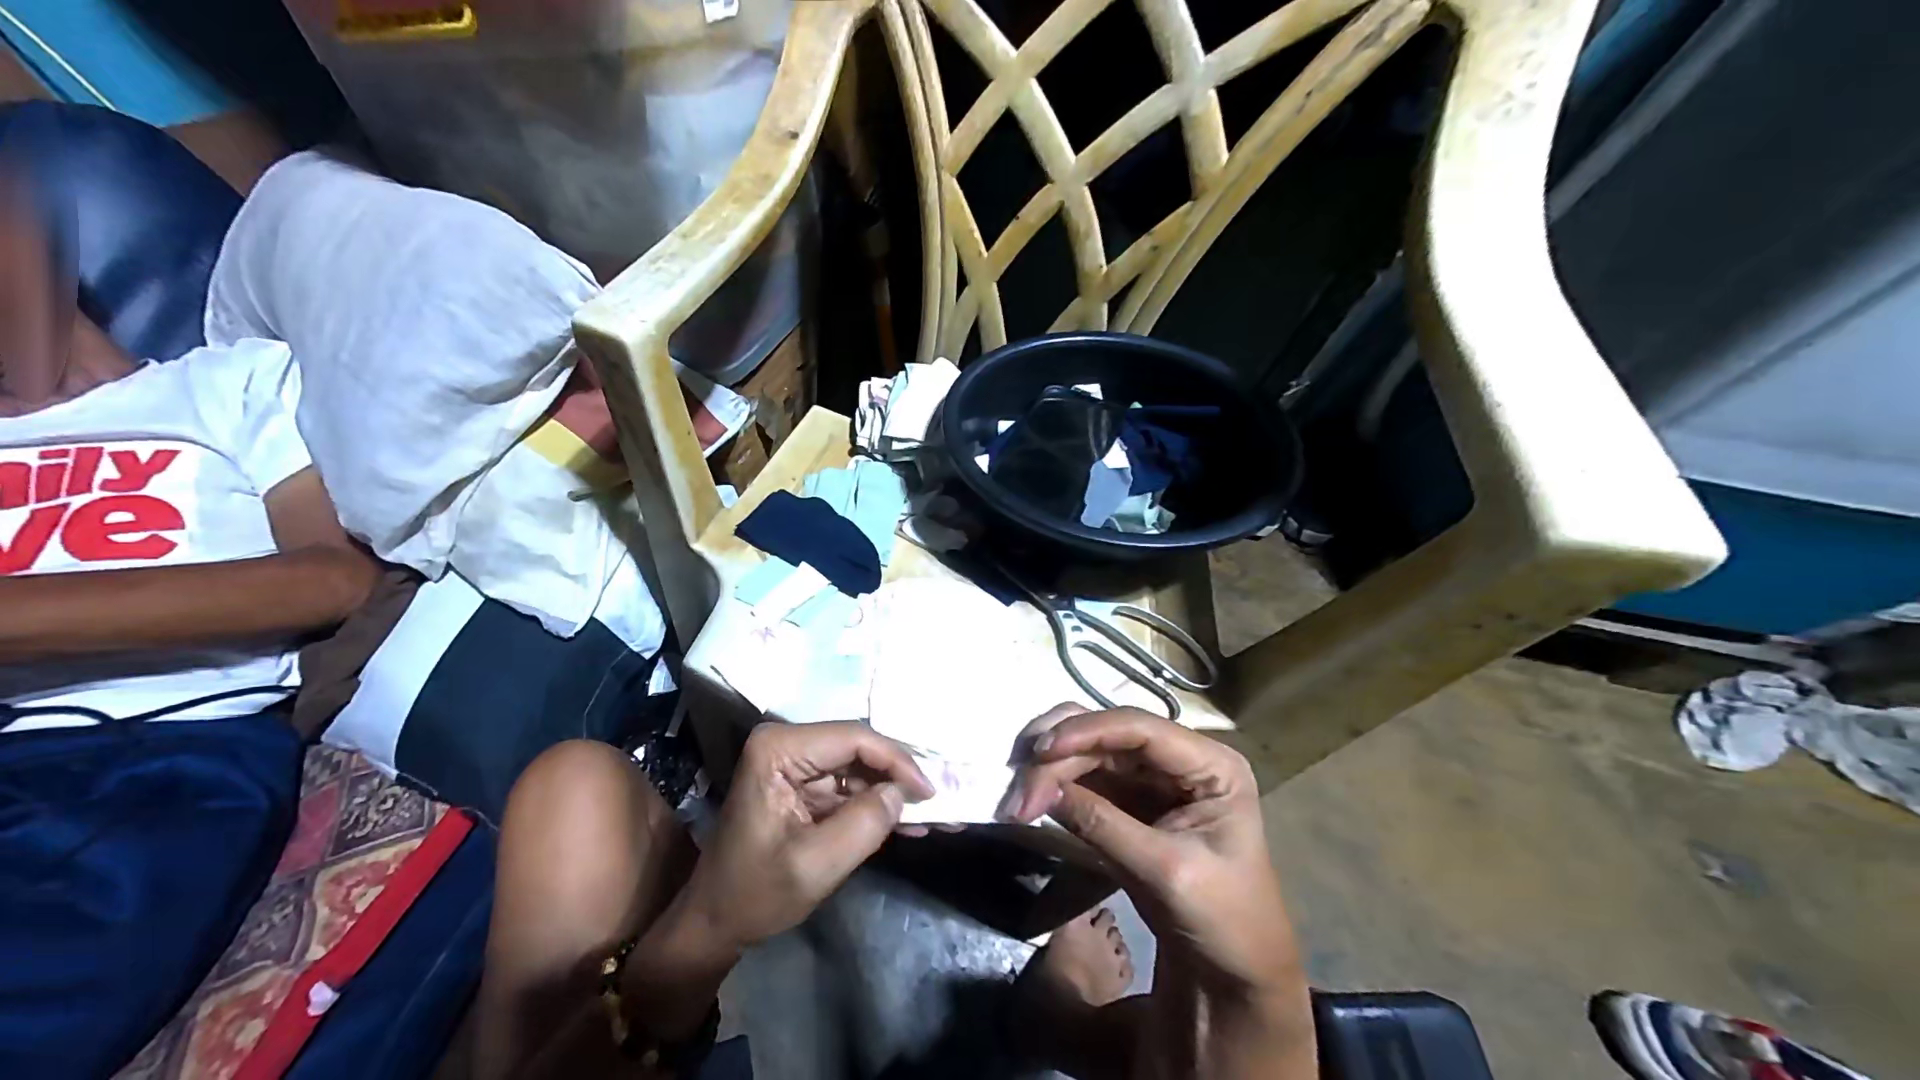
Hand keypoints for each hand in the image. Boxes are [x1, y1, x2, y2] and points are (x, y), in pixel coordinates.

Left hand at [683, 721, 933, 948]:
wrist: (715, 921)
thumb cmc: (755, 893)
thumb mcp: (814, 866)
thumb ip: (863, 824)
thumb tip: (903, 793)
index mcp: (778, 749)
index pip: (853, 738)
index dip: (897, 762)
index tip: (930, 794)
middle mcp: (787, 744)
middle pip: (859, 748)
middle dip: (900, 776)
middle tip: (940, 801)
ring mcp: (796, 763)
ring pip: (860, 766)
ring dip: (893, 792)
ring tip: (934, 815)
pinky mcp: (804, 784)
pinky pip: (850, 785)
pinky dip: (878, 804)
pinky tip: (909, 822)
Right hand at [1001, 706, 1302, 1000]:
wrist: (1232, 971)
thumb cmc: (1222, 920)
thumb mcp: (1165, 872)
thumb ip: (1104, 825)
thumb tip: (1042, 791)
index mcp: (1210, 764)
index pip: (1140, 728)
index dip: (1087, 731)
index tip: (1040, 753)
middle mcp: (1180, 757)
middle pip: (1107, 734)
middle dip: (1058, 757)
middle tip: (1019, 796)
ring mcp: (1153, 775)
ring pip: (1089, 750)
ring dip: (1049, 770)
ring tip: (1017, 802)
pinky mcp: (1130, 797)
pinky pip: (1085, 776)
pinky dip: (1055, 785)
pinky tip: (1031, 801)